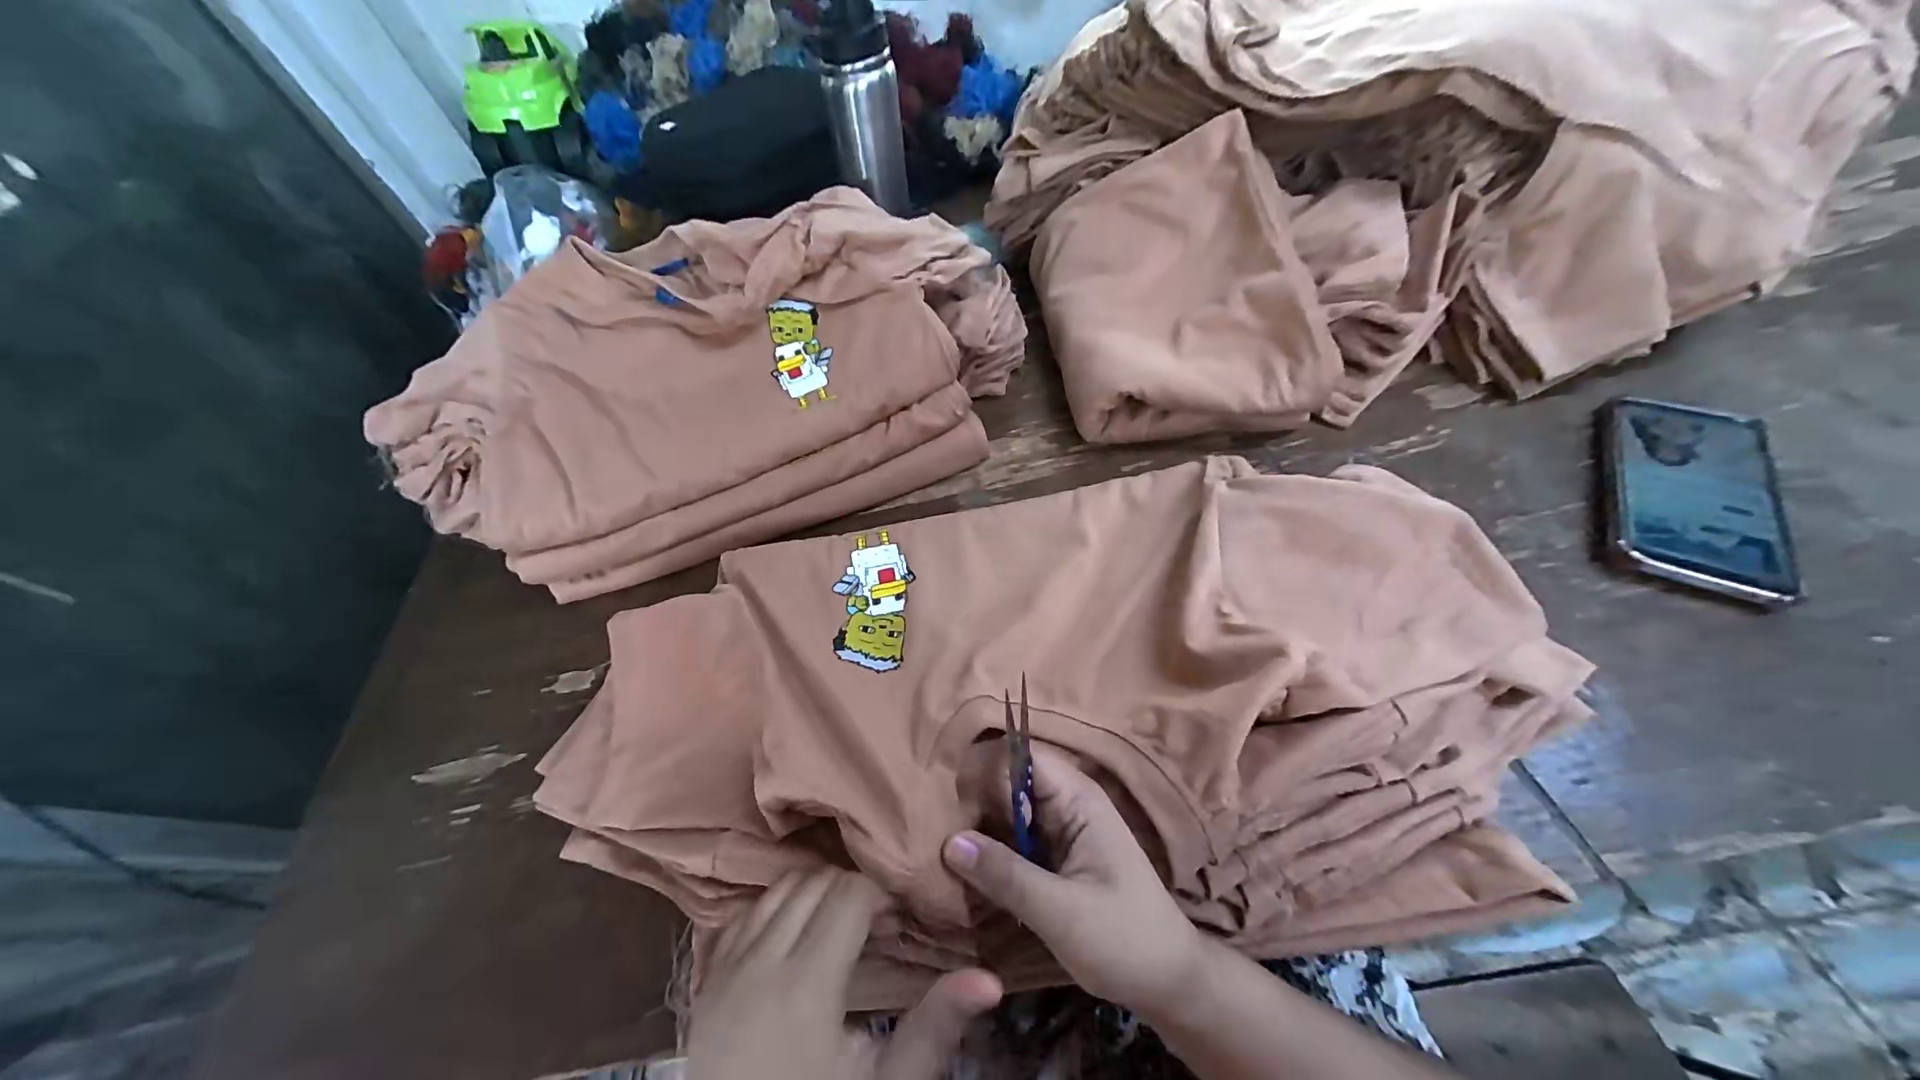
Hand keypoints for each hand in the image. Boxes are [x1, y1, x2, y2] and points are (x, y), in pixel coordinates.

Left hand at [687, 867, 1002, 1079]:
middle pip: (815, 883)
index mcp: (806, 983)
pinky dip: (775, 908)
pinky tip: (795, 936)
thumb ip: (935, 1027)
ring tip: (841, 926)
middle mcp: (760, 960)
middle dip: (852, 891)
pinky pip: (743, 914)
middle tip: (878, 924)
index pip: (849, 894)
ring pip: (778, 890)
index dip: (881, 896)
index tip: (899, 920)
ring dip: (815, 894)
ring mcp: (725, 968)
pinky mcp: (705, 980)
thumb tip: (990, 980)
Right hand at [942, 747, 1204, 1015]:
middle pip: (1009, 781)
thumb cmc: (1124, 939)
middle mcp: (1067, 803)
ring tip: (932, 838)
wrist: (1168, 982)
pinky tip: (959, 863)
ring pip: (1008, 811)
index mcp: (1077, 799)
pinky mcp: (1055, 856)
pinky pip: (1014, 839)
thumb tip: (949, 841)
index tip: (940, 789)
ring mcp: (1061, 829)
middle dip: (973, 797)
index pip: (1021, 757)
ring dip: (977, 824)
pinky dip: (990, 848)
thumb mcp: (1060, 912)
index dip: (982, 765)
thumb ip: (1005, 875)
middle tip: (928, 822)